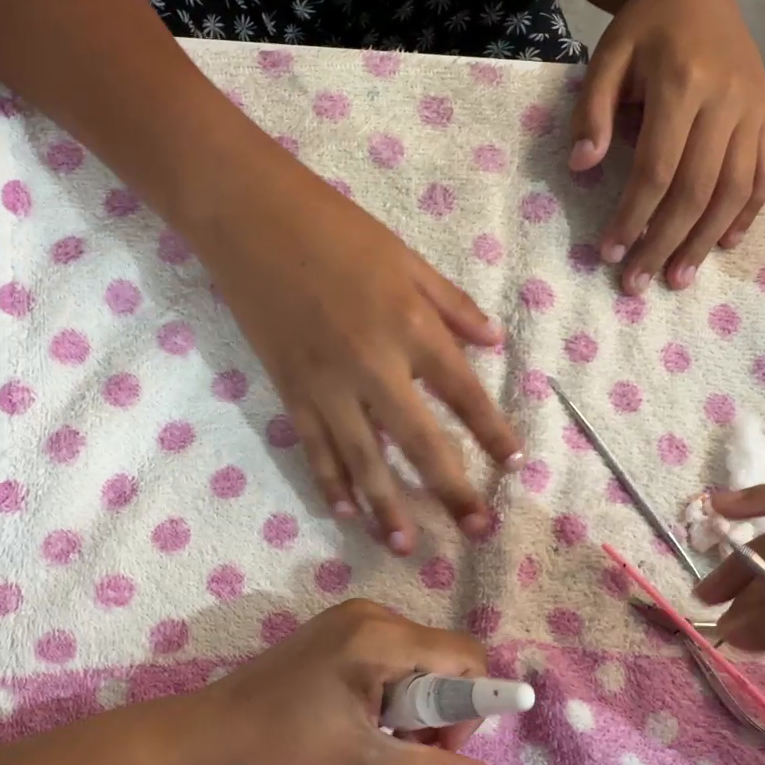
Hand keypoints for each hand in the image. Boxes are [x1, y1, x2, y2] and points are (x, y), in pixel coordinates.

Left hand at [186, 600, 514, 764]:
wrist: (208, 737)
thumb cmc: (286, 753)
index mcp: (380, 637)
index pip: (467, 656)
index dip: (468, 708)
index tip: (432, 746)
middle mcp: (371, 613)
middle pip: (443, 657)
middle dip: (435, 709)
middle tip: (394, 747)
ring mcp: (350, 617)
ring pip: (418, 658)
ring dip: (411, 702)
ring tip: (368, 735)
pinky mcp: (336, 628)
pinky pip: (391, 653)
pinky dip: (389, 688)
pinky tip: (354, 716)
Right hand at [201, 164, 521, 553]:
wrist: (250, 219)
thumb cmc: (335, 229)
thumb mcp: (406, 258)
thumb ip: (452, 304)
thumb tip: (494, 344)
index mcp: (410, 326)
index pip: (463, 391)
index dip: (492, 430)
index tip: (514, 464)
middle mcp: (373, 366)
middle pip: (420, 442)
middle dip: (452, 490)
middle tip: (477, 531)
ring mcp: (327, 386)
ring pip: (363, 460)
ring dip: (387, 506)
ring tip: (406, 546)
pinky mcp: (289, 392)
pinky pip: (314, 448)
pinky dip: (329, 482)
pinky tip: (345, 513)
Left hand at [571, 0, 764, 294]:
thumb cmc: (644, 29)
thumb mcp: (606, 58)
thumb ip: (592, 112)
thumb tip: (583, 167)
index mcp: (683, 85)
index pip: (657, 171)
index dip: (633, 218)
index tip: (611, 255)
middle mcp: (727, 101)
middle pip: (697, 189)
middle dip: (665, 243)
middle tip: (638, 283)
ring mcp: (755, 109)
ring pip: (735, 190)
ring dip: (706, 241)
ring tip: (678, 278)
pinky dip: (747, 214)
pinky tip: (724, 245)